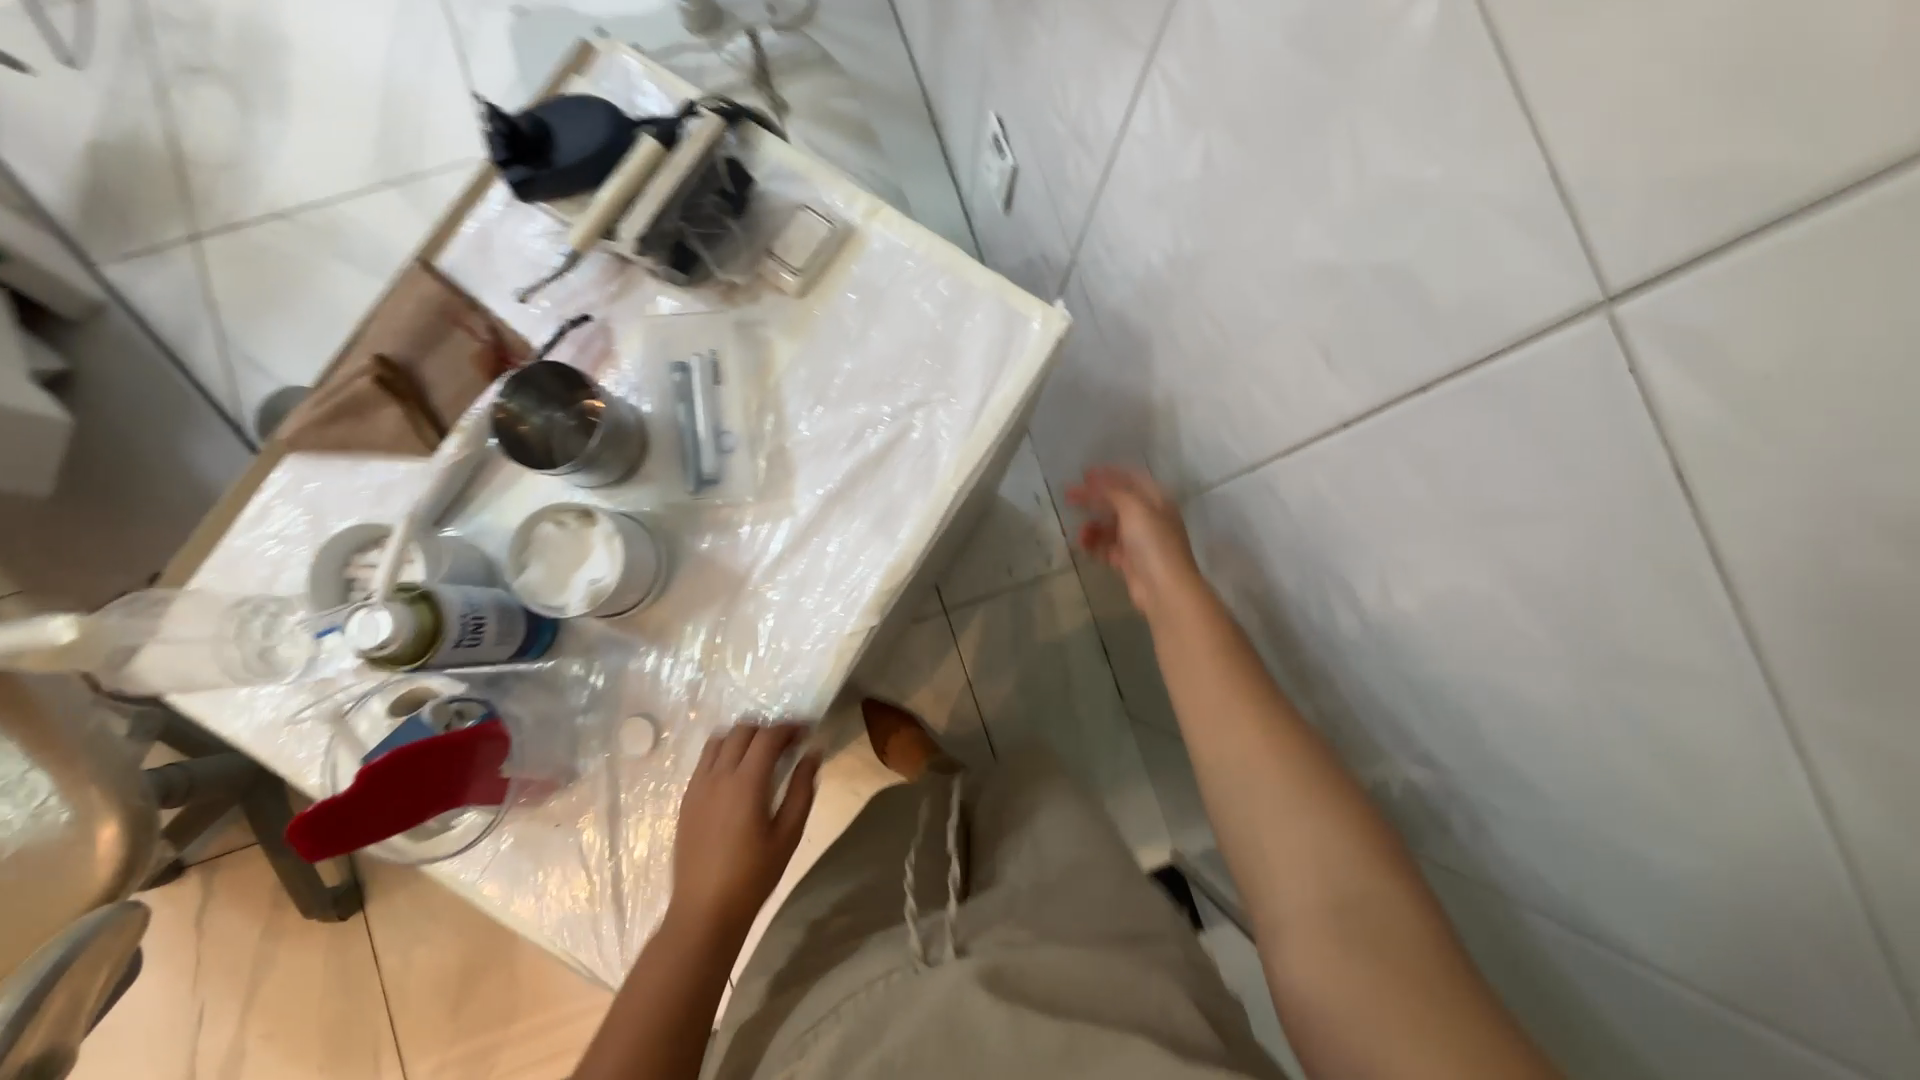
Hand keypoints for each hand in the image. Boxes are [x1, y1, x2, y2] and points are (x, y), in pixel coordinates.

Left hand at [668, 722, 820, 941]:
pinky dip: (723, 753)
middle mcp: (718, 776)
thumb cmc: (754, 875)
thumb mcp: (789, 834)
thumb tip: (813, 754)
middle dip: (767, 729)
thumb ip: (802, 789)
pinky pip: (704, 760)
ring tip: (760, 754)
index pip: (768, 736)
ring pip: (718, 740)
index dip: (789, 728)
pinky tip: (736, 774)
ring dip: (742, 738)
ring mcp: (697, 786)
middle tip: (787, 744)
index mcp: (746, 783)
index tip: (806, 732)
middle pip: (742, 731)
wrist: (705, 908)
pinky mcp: (686, 799)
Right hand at [1067, 466, 1203, 616]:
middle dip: (1093, 499)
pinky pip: (1107, 547)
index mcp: (1156, 501)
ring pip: (1110, 526)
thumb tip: (1095, 481)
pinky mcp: (1129, 561)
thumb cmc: (1152, 542)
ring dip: (1092, 526)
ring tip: (1081, 532)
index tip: (1084, 474)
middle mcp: (1149, 518)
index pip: (1131, 479)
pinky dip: (1095, 544)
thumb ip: (1113, 492)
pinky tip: (1084, 545)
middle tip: (1069, 496)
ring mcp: (1139, 541)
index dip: (1109, 474)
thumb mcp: (1134, 508)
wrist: (1164, 588)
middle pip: (1117, 503)